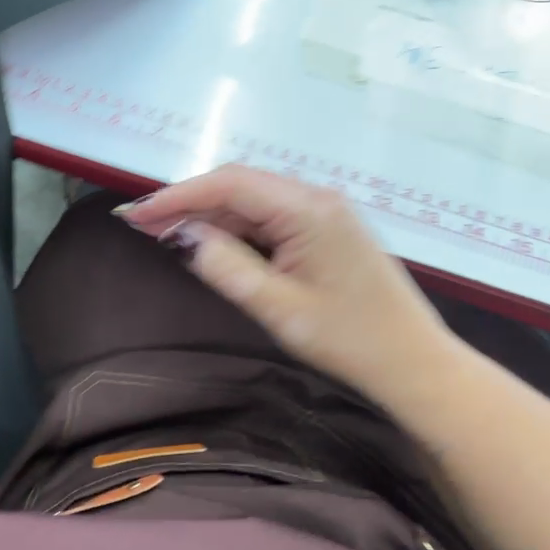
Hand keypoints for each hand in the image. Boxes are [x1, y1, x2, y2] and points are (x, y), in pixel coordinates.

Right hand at [116, 164, 452, 392]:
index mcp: (308, 209)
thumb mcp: (277, 307)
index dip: (176, 196)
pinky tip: (208, 243)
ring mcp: (324, 212)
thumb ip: (225, 266)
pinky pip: (269, 218)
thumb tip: (180, 235)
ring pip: (251, 202)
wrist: (415, 364)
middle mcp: (316, 198)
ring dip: (208, 216)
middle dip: (187, 203)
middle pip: (238, 187)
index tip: (134, 216)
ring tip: (163, 235)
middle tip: (140, 226)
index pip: (228, 185)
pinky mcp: (325, 230)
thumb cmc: (349, 340)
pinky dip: (234, 229)